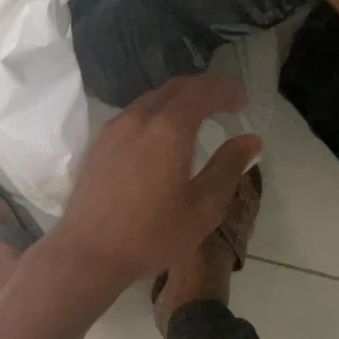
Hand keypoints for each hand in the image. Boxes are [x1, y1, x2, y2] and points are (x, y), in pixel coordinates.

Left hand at [44, 75, 262, 290]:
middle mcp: (137, 119)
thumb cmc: (152, 234)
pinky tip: (164, 135)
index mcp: (167, 129)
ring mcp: (113, 129)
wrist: (88, 251)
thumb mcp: (203, 207)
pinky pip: (133, 114)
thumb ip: (228, 167)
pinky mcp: (99, 143)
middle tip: (227, 104)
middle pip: (174, 88)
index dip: (225, 89)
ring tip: (199, 118)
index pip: (200, 91)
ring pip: (151, 99)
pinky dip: (157, 112)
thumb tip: (249, 139)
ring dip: (178, 100)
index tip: (243, 100)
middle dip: (204, 89)